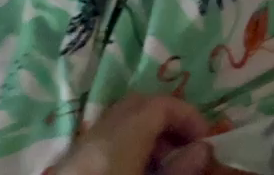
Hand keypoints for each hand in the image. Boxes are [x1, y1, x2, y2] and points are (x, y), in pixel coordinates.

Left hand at [51, 95, 223, 174]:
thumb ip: (180, 171)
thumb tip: (203, 149)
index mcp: (124, 135)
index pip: (163, 105)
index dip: (189, 116)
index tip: (204, 141)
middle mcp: (100, 132)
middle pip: (140, 106)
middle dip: (167, 118)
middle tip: (184, 146)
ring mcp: (80, 150)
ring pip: (120, 122)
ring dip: (147, 133)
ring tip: (162, 165)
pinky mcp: (68, 167)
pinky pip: (104, 141)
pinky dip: (125, 146)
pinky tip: (134, 171)